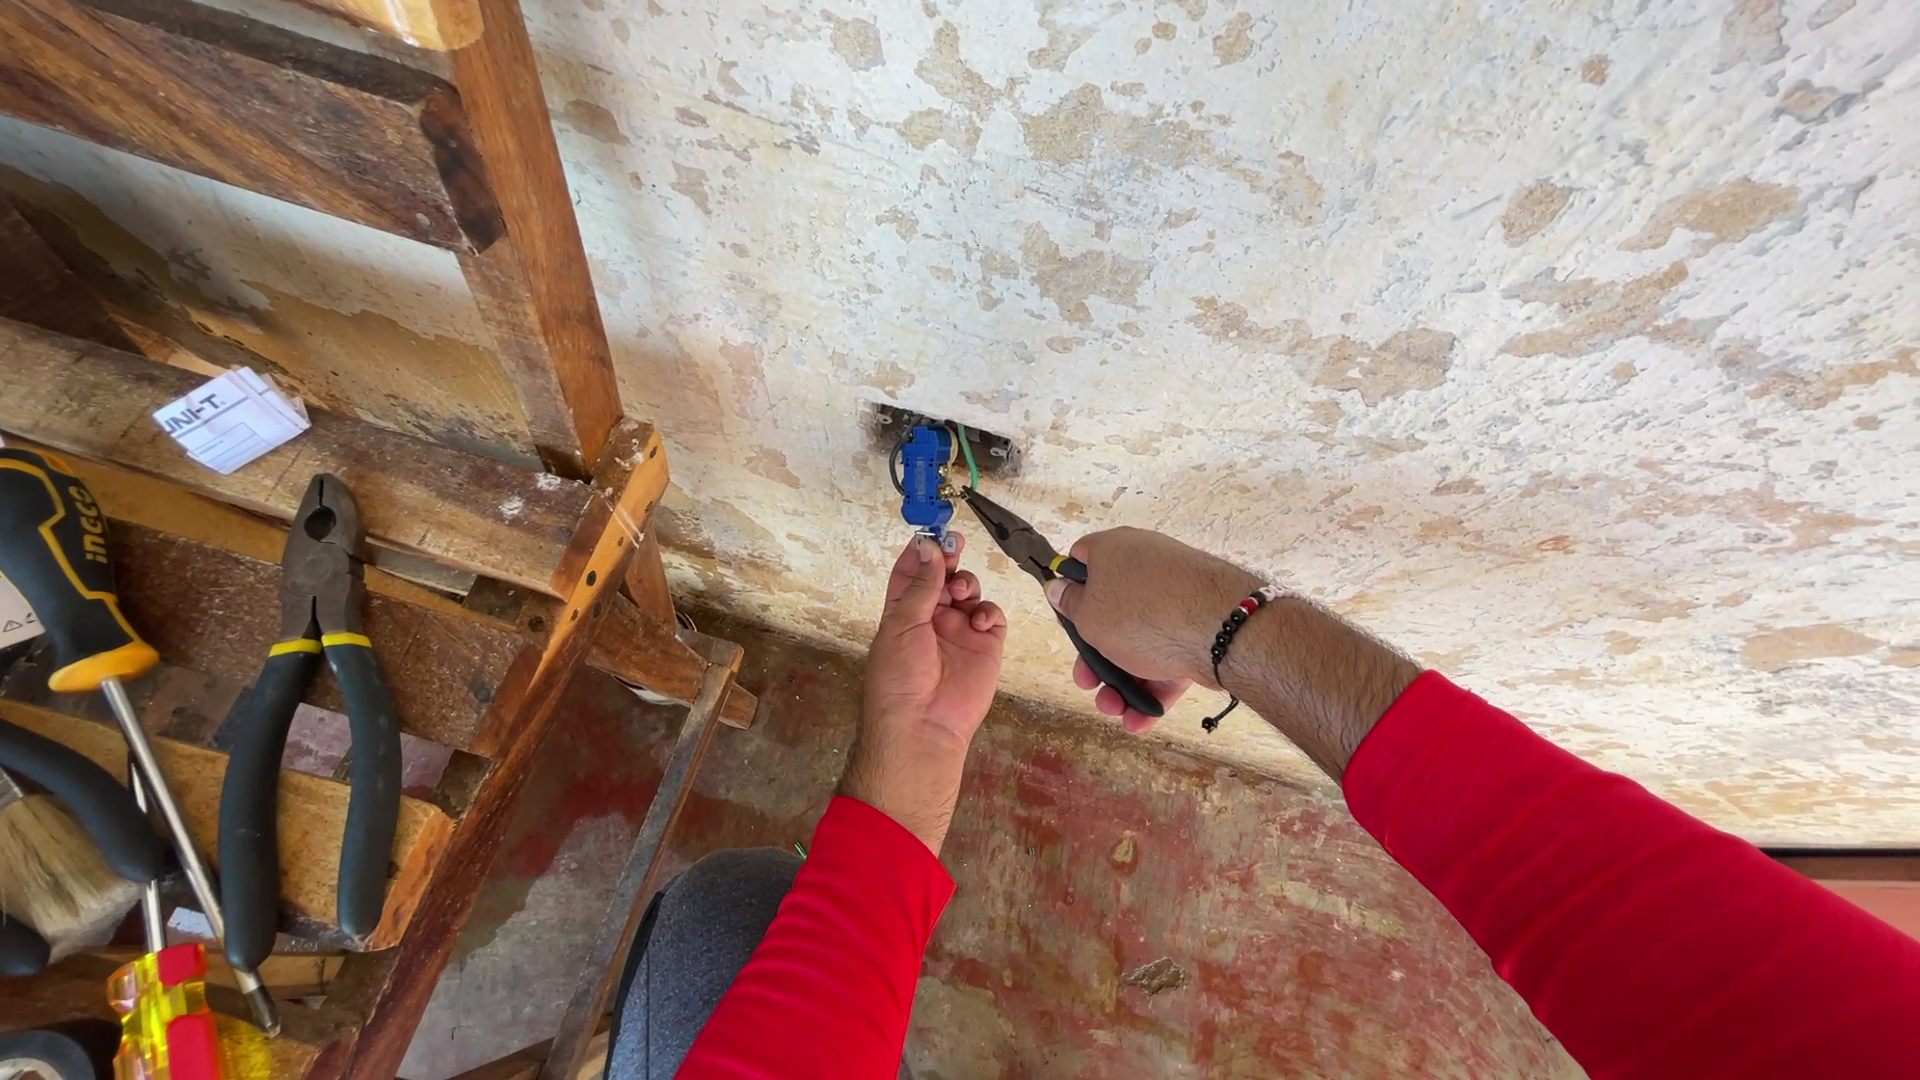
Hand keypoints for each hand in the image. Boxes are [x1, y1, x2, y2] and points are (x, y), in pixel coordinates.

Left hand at [842, 533, 1006, 851]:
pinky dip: (987, 611)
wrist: (924, 725)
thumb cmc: (900, 675)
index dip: (922, 550)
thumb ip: (921, 585)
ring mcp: (960, 629)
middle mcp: (931, 617)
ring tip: (960, 594)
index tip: (932, 531)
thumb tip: (930, 548)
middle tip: (954, 547)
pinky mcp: (985, 645)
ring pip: (969, 590)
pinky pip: (991, 615)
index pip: (912, 572)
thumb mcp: (902, 624)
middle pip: (943, 576)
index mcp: (902, 611)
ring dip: (966, 584)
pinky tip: (976, 622)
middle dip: (949, 559)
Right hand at [1044, 527, 1262, 732]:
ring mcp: (1175, 596)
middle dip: (1096, 656)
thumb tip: (1058, 586)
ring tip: (1116, 709)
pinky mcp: (1200, 624)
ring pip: (1139, 640)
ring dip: (1122, 681)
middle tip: (1088, 681)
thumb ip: (1070, 604)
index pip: (1082, 561)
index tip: (1068, 620)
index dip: (1069, 591)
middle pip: (1109, 612)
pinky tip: (1142, 718)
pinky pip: (1168, 654)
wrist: (1221, 629)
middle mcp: (1145, 566)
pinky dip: (1154, 685)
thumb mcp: (1088, 615)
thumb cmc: (1142, 613)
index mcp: (1113, 550)